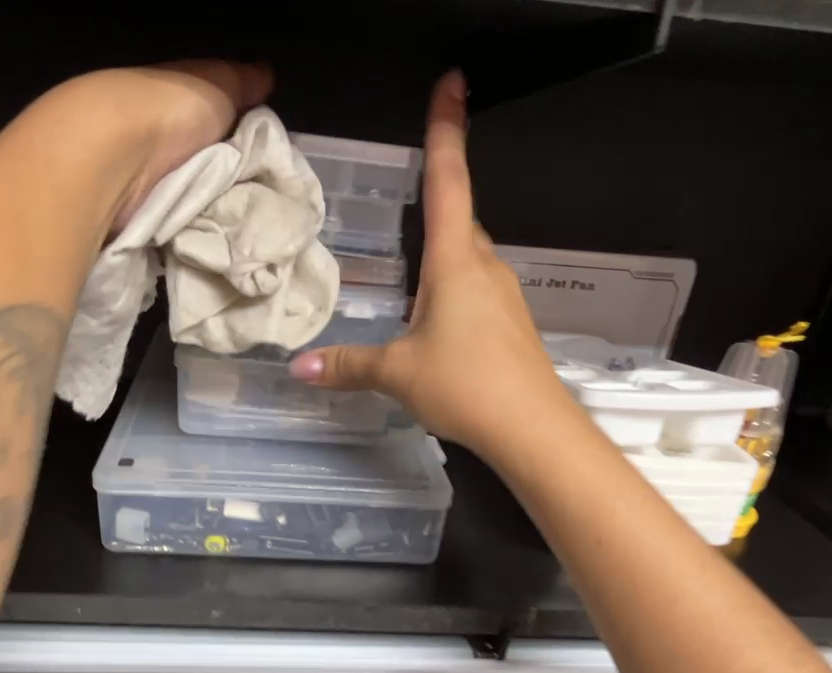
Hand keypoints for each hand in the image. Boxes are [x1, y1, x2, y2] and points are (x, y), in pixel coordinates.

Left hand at [46, 62, 273, 233]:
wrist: (118, 152)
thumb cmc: (169, 108)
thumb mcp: (218, 83)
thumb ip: (244, 83)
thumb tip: (266, 74)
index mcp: (182, 108)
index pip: (224, 130)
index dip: (251, 148)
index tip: (279, 169)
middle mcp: (168, 147)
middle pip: (215, 173)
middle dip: (241, 188)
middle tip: (272, 205)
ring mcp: (157, 185)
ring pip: (203, 206)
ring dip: (223, 217)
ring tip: (255, 230)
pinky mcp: (148, 220)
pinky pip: (185, 232)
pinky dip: (202, 238)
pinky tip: (225, 244)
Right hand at [286, 71, 572, 460]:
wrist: (532, 428)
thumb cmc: (466, 385)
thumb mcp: (398, 374)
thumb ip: (349, 365)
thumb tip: (299, 367)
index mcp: (455, 262)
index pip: (448, 181)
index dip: (446, 131)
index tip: (453, 85)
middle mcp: (484, 268)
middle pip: (458, 219)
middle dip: (438, 197)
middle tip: (413, 185)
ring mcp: (503, 296)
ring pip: (468, 258)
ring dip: (443, 253)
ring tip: (411, 269)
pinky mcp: (510, 325)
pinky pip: (477, 290)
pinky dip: (453, 289)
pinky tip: (436, 319)